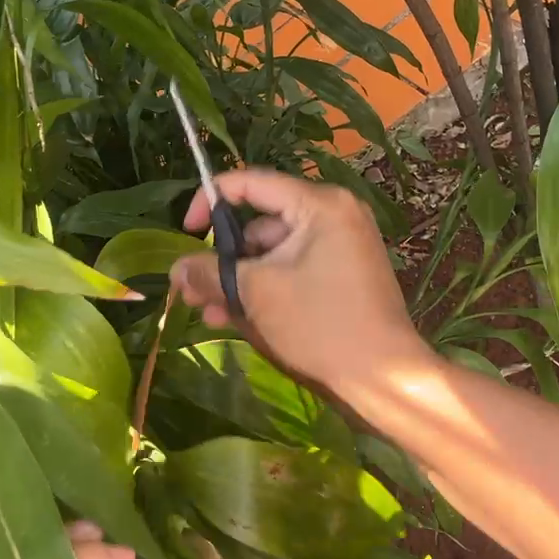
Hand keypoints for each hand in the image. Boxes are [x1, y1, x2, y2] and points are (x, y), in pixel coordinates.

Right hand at [169, 170, 429, 392]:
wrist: (384, 375)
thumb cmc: (321, 324)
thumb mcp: (257, 293)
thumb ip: (211, 273)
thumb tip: (175, 269)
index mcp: (320, 204)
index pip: (252, 182)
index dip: (210, 200)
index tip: (186, 232)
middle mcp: (334, 215)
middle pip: (261, 223)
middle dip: (222, 257)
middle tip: (191, 289)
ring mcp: (340, 246)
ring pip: (273, 253)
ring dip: (239, 279)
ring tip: (210, 313)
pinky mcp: (341, 275)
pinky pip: (292, 270)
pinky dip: (265, 288)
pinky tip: (235, 318)